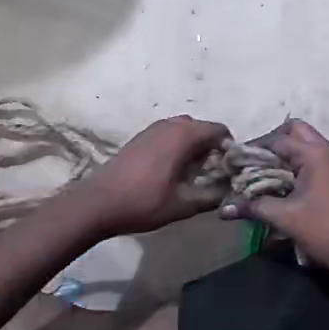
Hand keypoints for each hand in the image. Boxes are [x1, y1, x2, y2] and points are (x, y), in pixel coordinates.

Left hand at [76, 116, 230, 235]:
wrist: (97, 204)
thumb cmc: (143, 202)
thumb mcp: (184, 205)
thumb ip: (212, 196)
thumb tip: (231, 191)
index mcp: (183, 135)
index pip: (219, 130)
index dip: (230, 149)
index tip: (229, 170)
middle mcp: (169, 124)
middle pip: (203, 128)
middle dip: (212, 147)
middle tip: (213, 173)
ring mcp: (152, 129)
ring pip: (185, 130)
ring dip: (194, 146)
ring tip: (193, 173)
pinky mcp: (140, 137)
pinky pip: (169, 134)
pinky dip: (178, 147)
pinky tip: (172, 171)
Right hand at [227, 120, 328, 278]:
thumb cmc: (326, 230)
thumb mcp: (285, 218)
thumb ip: (254, 207)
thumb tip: (224, 208)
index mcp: (315, 154)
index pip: (277, 140)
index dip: (253, 149)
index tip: (235, 162)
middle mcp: (327, 151)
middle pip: (294, 132)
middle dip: (271, 143)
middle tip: (252, 162)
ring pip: (305, 144)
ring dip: (285, 154)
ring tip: (263, 173)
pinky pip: (313, 159)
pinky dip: (296, 164)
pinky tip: (282, 184)